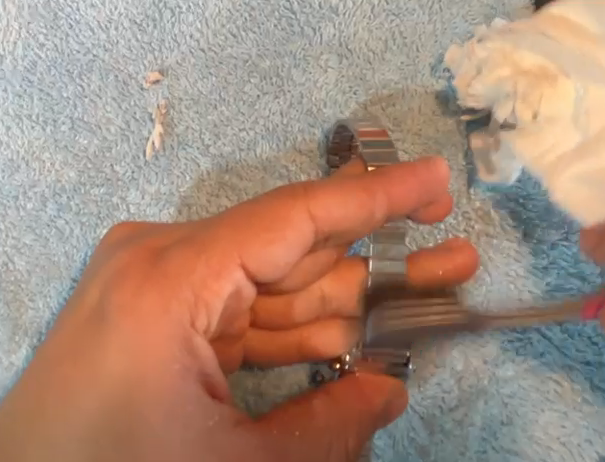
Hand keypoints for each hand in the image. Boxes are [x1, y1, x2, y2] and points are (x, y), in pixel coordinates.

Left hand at [0, 158, 476, 461]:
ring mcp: (151, 279)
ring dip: (341, 293)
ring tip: (426, 289)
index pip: (292, 219)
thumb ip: (325, 425)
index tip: (434, 178)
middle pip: (288, 249)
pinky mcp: (148, 307)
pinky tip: (353, 329)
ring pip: (266, 280)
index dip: (371, 197)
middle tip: (455, 253)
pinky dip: (292, 324)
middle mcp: (160, 255)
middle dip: (374, 256)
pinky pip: (236, 309)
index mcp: (173, 276)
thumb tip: (391, 385)